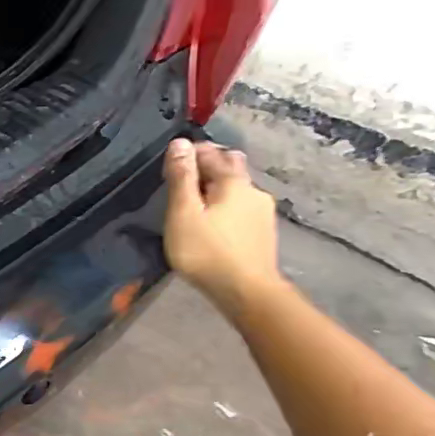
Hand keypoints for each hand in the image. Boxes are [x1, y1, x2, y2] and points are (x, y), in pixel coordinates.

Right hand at [161, 138, 283, 307]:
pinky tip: (216, 224)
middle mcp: (253, 190)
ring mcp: (262, 212)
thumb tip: (180, 143)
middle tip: (186, 178)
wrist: (247, 292)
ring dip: (219, 189)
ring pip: (238, 189)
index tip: (171, 164)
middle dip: (209, 166)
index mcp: (233, 181)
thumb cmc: (207, 252)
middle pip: (230, 167)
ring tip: (198, 204)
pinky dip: (227, 208)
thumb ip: (182, 178)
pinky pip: (242, 209)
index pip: (211, 153)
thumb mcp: (183, 214)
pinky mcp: (263, 233)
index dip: (190, 153)